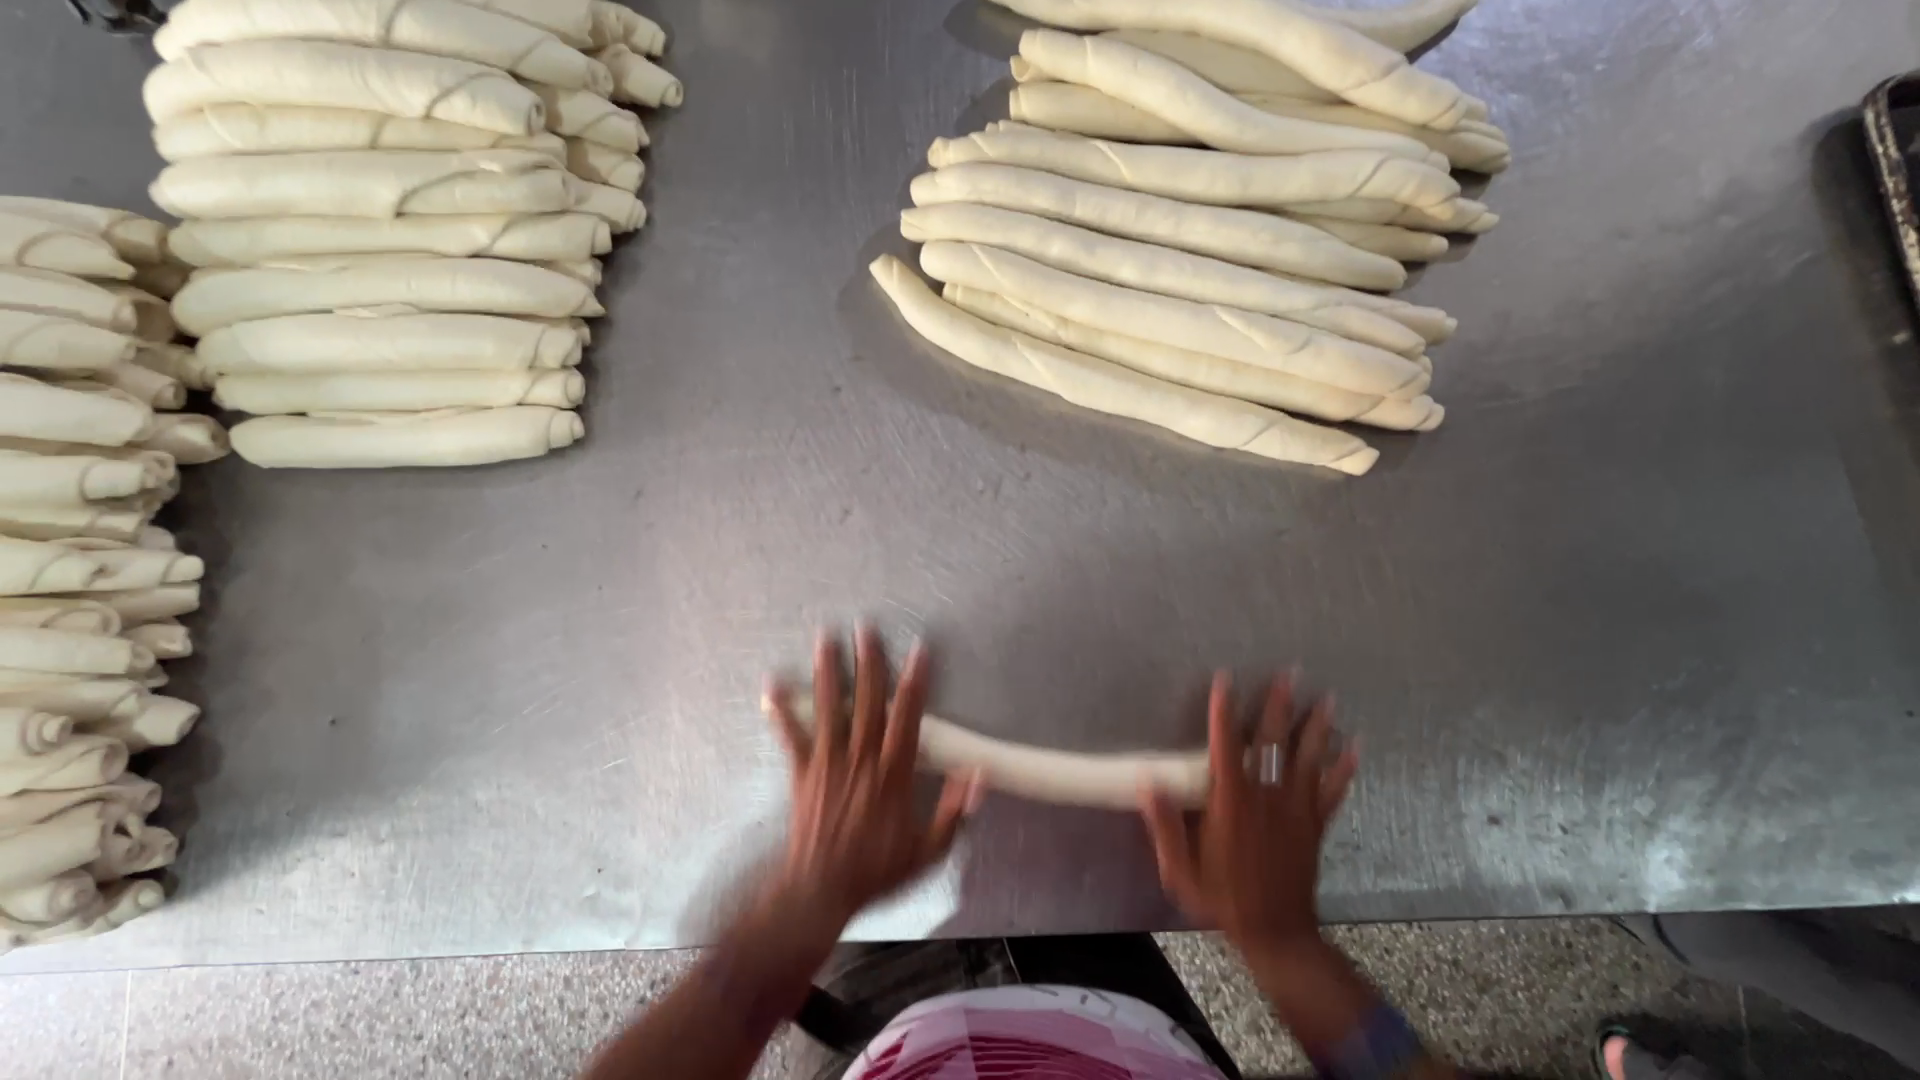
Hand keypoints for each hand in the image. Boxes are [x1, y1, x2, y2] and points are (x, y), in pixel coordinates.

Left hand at [764, 627, 983, 929]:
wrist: (821, 890)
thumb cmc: (877, 870)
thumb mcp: (928, 850)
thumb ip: (954, 812)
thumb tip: (978, 776)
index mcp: (893, 774)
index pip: (907, 718)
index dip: (915, 682)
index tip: (919, 651)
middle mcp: (861, 760)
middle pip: (867, 703)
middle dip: (869, 663)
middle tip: (866, 628)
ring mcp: (828, 764)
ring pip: (830, 710)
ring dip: (828, 673)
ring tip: (825, 639)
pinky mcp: (802, 774)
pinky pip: (792, 737)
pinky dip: (781, 711)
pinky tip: (772, 684)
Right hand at [1139, 670, 1358, 952]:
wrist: (1275, 933)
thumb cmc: (1222, 898)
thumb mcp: (1180, 869)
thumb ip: (1164, 824)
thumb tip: (1146, 780)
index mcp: (1231, 804)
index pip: (1226, 748)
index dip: (1224, 712)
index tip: (1225, 680)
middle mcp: (1267, 799)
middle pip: (1274, 744)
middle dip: (1280, 707)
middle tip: (1290, 674)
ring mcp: (1295, 811)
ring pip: (1308, 761)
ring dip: (1317, 728)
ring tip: (1328, 699)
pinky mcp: (1314, 826)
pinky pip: (1332, 792)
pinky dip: (1344, 769)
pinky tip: (1354, 748)